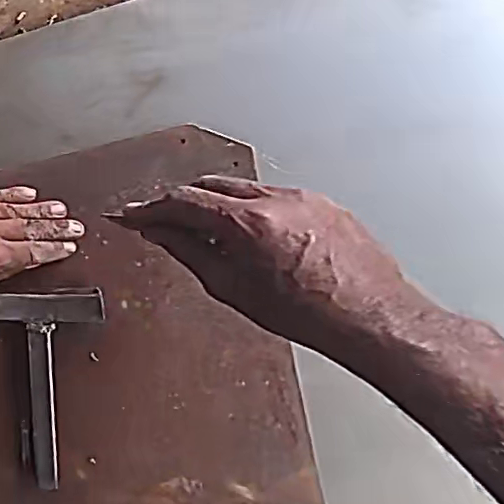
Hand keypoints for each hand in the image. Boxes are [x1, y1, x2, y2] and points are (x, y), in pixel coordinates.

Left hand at [0, 186, 81, 295]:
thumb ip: (1, 271)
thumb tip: (22, 261)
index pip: (33, 251)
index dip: (54, 249)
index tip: (68, 246)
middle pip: (30, 228)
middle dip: (56, 228)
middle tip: (74, 227)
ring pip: (15, 210)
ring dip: (41, 210)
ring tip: (59, 210)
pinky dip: (13, 194)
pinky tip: (29, 194)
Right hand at [108, 175, 434, 354]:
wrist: (372, 318)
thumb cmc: (310, 313)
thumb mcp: (231, 287)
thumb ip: (189, 251)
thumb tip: (160, 232)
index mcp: (248, 223)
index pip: (181, 202)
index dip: (148, 208)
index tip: (130, 214)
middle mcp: (275, 200)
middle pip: (207, 186)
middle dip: (178, 203)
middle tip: (159, 223)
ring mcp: (301, 197)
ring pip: (238, 188)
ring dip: (212, 205)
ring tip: (205, 236)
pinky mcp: (319, 201)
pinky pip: (268, 195)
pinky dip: (245, 208)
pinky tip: (244, 235)